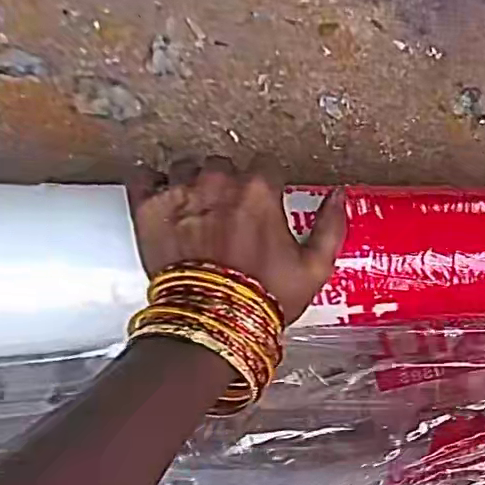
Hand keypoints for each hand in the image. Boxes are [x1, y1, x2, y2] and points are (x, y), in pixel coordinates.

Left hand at [129, 157, 348, 324]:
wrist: (217, 318)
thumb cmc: (268, 294)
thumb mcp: (315, 267)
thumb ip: (331, 226)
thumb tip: (339, 195)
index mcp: (260, 191)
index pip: (269, 167)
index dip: (272, 187)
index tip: (271, 205)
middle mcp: (218, 182)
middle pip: (225, 166)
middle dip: (232, 186)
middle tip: (236, 216)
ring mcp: (179, 191)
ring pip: (187, 168)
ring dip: (196, 184)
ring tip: (203, 213)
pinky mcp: (148, 206)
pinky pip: (145, 176)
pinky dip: (156, 184)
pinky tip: (169, 203)